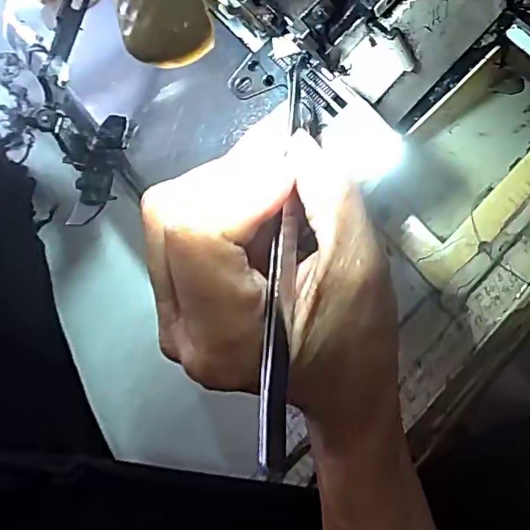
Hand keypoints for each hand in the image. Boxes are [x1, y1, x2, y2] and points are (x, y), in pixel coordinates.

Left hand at [140, 118, 400, 446]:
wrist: (343, 385)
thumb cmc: (355, 343)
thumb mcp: (358, 267)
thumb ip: (329, 197)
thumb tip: (296, 144)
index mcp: (221, 333)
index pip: (196, 233)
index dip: (241, 186)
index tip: (293, 168)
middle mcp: (179, 322)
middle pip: (175, 213)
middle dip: (235, 174)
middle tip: (290, 159)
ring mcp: (171, 306)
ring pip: (175, 207)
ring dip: (229, 179)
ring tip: (282, 178)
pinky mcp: (179, 286)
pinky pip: (186, 218)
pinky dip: (226, 192)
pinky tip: (265, 196)